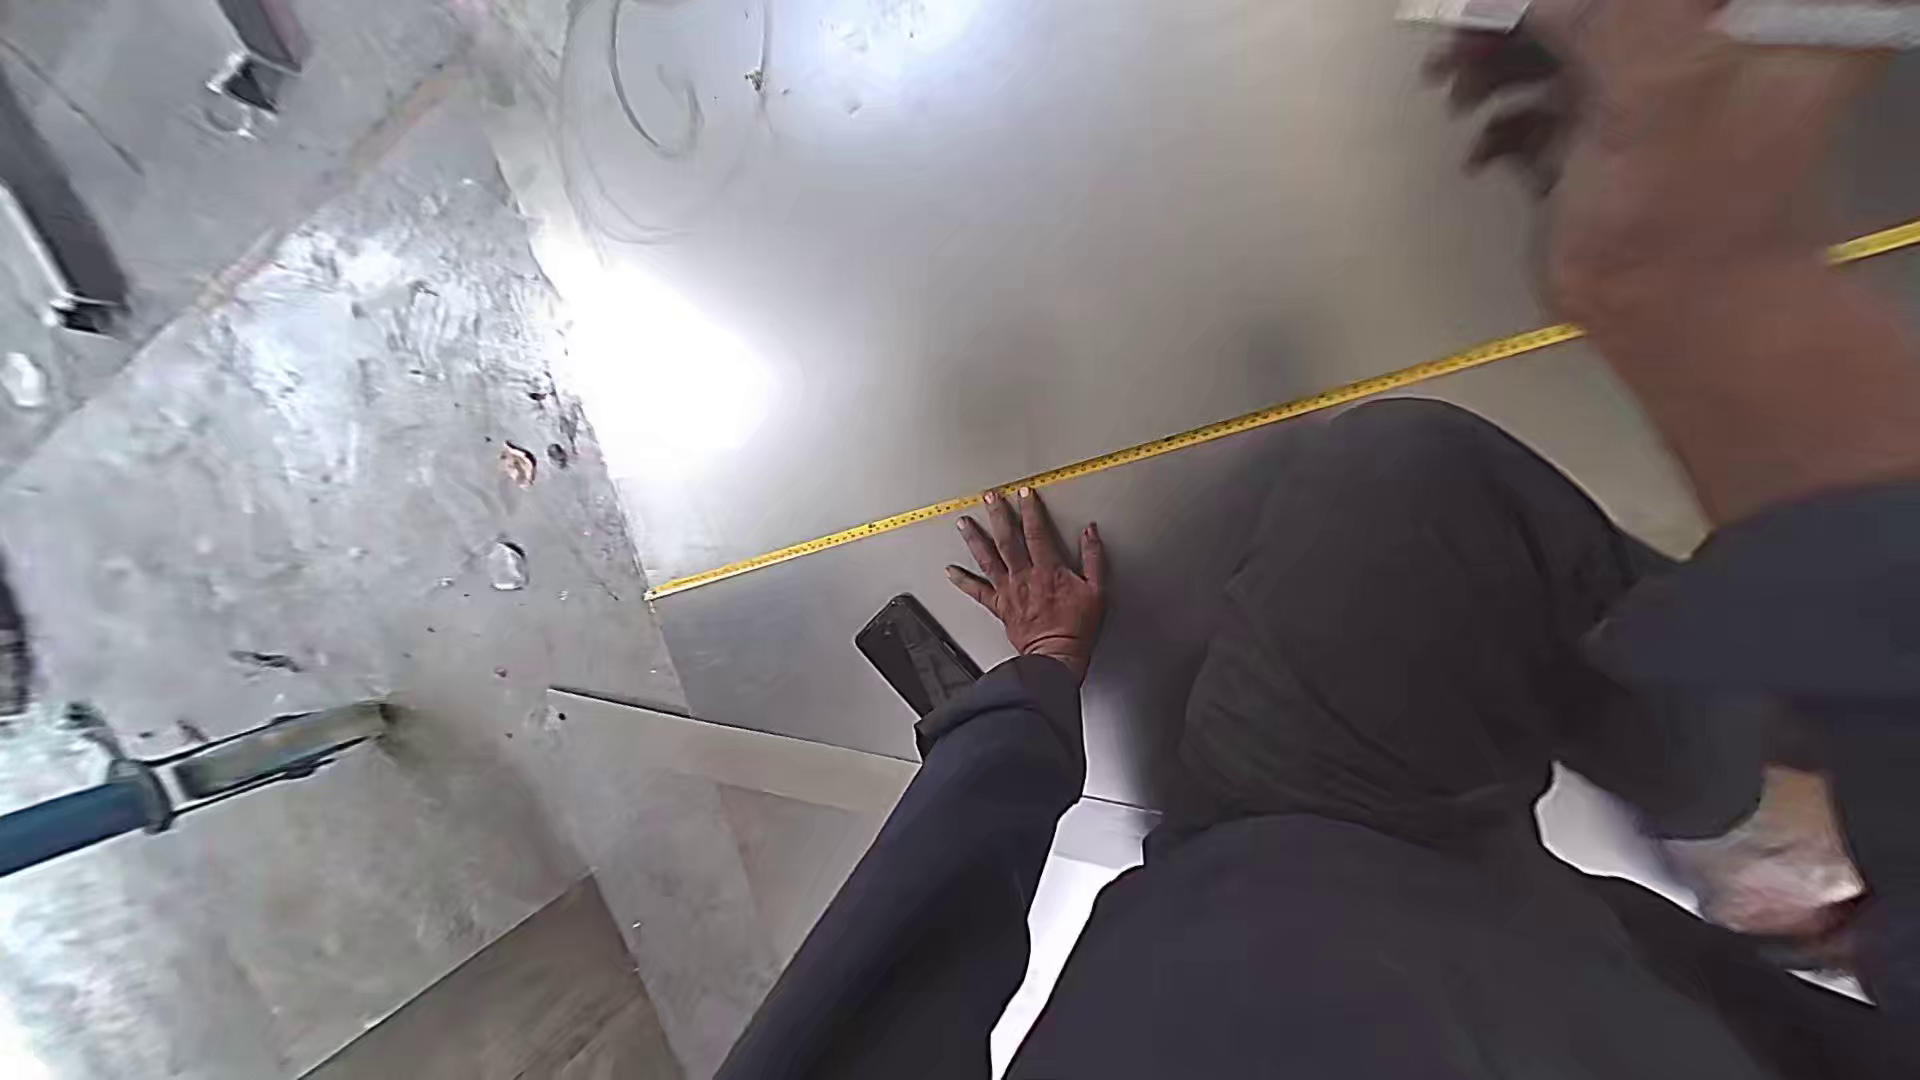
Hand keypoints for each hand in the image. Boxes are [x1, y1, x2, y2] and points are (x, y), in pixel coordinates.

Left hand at [947, 487, 1105, 683]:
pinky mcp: (999, 606)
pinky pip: (977, 592)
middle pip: (1007, 539)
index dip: (1030, 510)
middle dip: (997, 515)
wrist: (1057, 656)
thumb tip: (1090, 532)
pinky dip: (962, 581)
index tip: (1025, 493)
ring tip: (963, 522)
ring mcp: (1008, 591)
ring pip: (987, 559)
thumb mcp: (1097, 590)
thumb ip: (1093, 558)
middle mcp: (1024, 576)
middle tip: (989, 497)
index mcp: (1048, 570)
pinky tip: (950, 570)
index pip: (1036, 532)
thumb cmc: (1077, 627)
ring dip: (974, 539)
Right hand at [1427, 0, 1883, 321]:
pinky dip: (1499, 124)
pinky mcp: (1591, 138)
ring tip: (1456, 93)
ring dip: (1495, 70)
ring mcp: (1642, 89)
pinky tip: (1485, 147)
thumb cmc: (1685, 209)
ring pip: (1553, 51)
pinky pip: (1535, 108)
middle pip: (1588, 8)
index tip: (1491, 9)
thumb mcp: (1662, 94)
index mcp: (1751, 9)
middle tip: (1456, 42)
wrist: (1659, 299)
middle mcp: (1698, 38)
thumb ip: (1609, 24)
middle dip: (1515, 24)